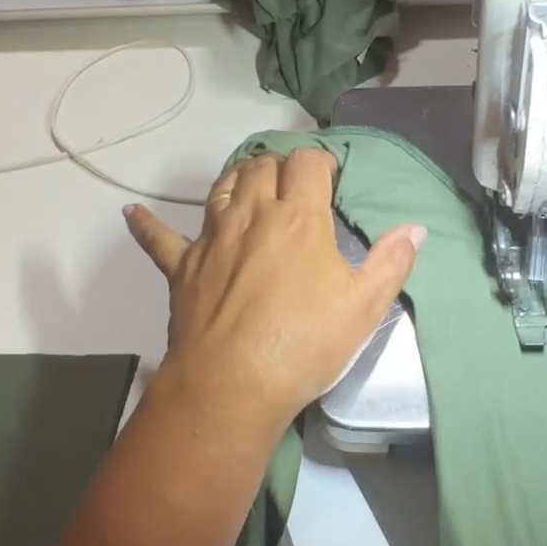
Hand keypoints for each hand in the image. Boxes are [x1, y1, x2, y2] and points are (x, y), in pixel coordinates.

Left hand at [124, 148, 425, 427]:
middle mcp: (252, 215)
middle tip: (294, 181)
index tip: (329, 174)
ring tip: (249, 182)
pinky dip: (146, 223)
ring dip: (236, 178)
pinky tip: (131, 211)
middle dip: (280, 164)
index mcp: (299, 217)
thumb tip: (415, 228)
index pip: (306, 163)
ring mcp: (211, 239)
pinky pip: (158, 238)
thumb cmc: (305, 344)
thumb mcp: (364, 306)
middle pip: (262, 166)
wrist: (232, 386)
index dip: (319, 159)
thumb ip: (391, 261)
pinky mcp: (181, 268)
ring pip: (220, 188)